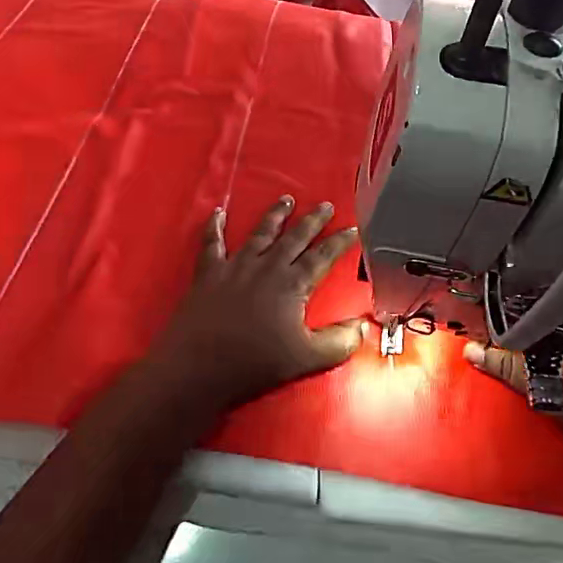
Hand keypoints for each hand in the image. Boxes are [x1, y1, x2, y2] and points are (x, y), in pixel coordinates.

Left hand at [142, 197, 366, 413]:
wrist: (200, 364)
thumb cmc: (255, 363)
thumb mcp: (306, 358)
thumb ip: (339, 342)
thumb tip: (362, 327)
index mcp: (291, 284)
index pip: (322, 256)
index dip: (340, 241)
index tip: (353, 228)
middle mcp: (265, 266)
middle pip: (294, 237)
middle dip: (312, 220)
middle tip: (325, 205)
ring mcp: (235, 265)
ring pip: (260, 232)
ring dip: (275, 215)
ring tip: (286, 199)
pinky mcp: (209, 270)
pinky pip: (212, 241)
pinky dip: (214, 225)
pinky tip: (218, 211)